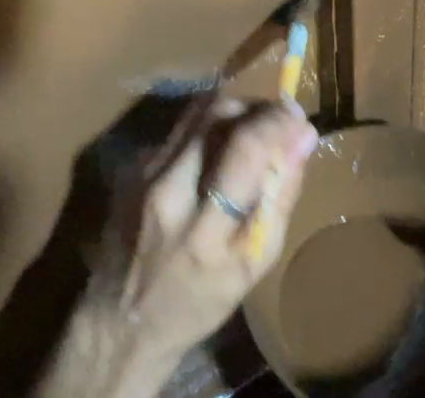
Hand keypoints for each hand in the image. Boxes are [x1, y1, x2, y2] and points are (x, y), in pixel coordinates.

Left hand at [97, 96, 318, 359]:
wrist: (121, 318)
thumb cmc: (198, 301)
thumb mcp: (252, 267)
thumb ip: (279, 199)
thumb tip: (303, 139)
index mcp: (205, 231)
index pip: (245, 150)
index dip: (276, 121)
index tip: (298, 116)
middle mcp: (169, 192)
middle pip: (217, 115)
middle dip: (255, 106)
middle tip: (276, 117)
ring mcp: (143, 174)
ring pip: (196, 113)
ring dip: (231, 111)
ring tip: (251, 128)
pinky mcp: (130, 165)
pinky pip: (178, 131)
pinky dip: (206, 132)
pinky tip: (214, 154)